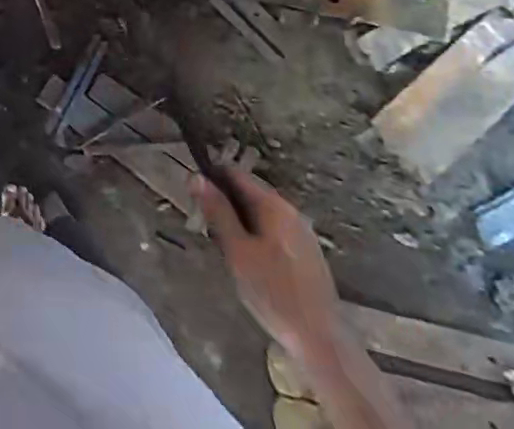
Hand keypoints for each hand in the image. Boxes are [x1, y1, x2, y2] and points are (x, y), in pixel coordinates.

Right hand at [192, 165, 336, 351]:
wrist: (320, 339)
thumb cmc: (273, 292)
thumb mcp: (237, 251)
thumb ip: (218, 212)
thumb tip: (196, 176)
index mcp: (273, 205)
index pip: (236, 174)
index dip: (211, 178)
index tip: (192, 194)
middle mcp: (290, 211)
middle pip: (248, 192)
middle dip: (224, 204)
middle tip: (207, 229)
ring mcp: (301, 231)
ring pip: (260, 213)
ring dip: (238, 222)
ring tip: (226, 249)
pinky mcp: (306, 252)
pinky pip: (273, 230)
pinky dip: (255, 236)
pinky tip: (249, 262)